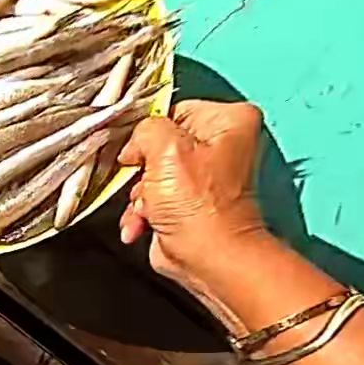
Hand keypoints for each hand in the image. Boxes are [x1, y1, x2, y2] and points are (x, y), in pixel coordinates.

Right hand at [117, 100, 275, 296]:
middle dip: (139, 172)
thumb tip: (135, 140)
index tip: (135, 155)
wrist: (203, 252)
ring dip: (136, 197)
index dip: (146, 135)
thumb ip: (147, 130)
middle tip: (144, 186)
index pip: (172, 112)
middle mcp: (219, 144)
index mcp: (228, 120)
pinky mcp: (184, 200)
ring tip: (145, 210)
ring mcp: (202, 174)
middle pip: (156, 146)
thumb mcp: (167, 151)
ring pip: (147, 175)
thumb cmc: (197, 205)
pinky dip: (139, 213)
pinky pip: (149, 197)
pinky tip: (142, 223)